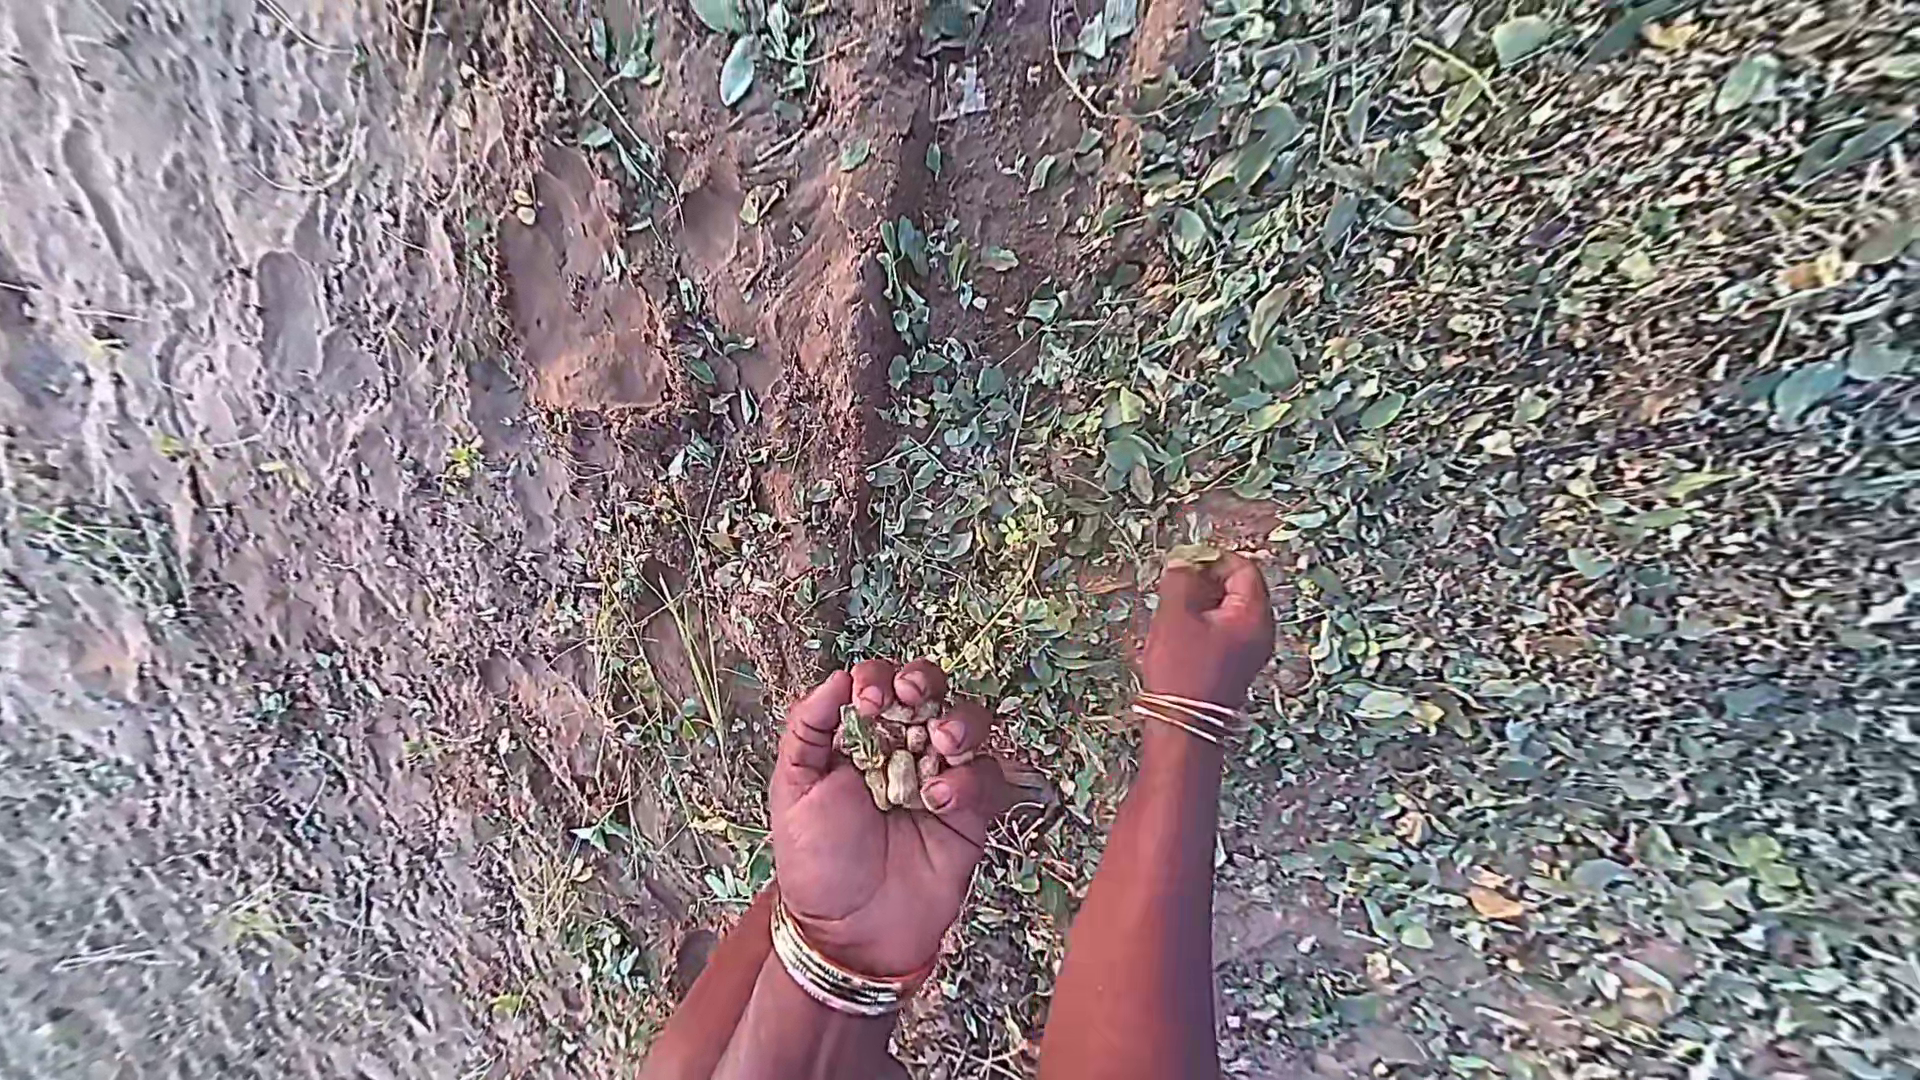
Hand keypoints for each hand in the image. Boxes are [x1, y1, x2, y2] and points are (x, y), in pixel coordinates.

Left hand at [770, 660, 1015, 976]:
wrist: (852, 934)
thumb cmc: (818, 861)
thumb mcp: (794, 790)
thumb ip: (806, 728)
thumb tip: (838, 677)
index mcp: (863, 735)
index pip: (880, 682)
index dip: (879, 679)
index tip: (869, 700)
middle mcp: (906, 745)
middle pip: (931, 688)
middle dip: (925, 681)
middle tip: (912, 697)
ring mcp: (942, 773)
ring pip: (969, 721)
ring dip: (960, 721)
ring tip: (941, 743)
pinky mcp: (972, 808)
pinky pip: (988, 776)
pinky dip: (972, 779)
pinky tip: (942, 800)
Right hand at [1140, 551, 1275, 706]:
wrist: (1183, 723)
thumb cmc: (1181, 667)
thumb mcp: (1176, 616)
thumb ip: (1181, 581)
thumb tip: (1182, 560)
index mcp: (1253, 615)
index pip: (1244, 570)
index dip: (1214, 559)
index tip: (1183, 561)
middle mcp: (1260, 630)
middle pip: (1239, 587)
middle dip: (1205, 578)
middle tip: (1174, 580)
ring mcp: (1249, 648)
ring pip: (1228, 608)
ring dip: (1200, 599)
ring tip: (1170, 602)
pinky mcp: (1233, 661)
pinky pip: (1222, 627)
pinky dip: (1201, 618)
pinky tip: (1176, 625)